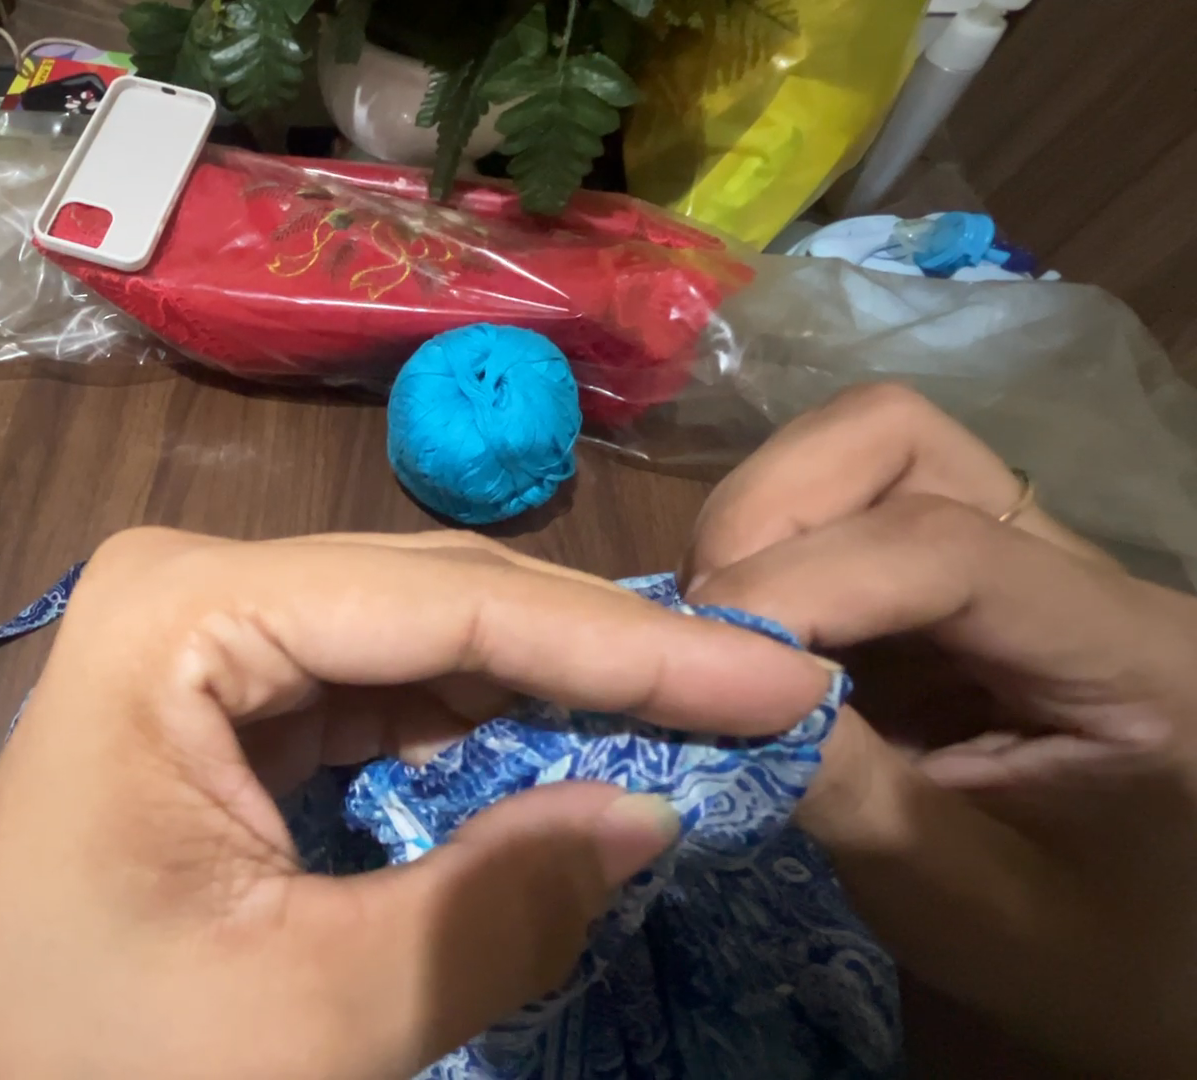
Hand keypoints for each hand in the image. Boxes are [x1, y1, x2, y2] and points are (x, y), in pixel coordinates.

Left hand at [0, 529, 832, 1079]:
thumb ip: (500, 905)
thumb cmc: (89, 1060)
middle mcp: (190, 582)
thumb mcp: (311, 1011)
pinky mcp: (216, 680)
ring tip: (684, 710)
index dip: (618, 642)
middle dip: (589, 648)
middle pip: (423, 596)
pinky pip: (367, 679)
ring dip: (539, 677)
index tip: (778, 673)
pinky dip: (469, 713)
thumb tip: (645, 816)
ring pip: (407, 632)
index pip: (433, 602)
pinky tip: (557, 735)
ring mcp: (200, 625)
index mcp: (181, 610)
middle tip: (753, 685)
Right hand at [682, 383, 1196, 1075]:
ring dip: (747, 523)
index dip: (796, 585)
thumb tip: (707, 695)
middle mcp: (1066, 566)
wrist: (1131, 947)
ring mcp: (993, 554)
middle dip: (761, 515)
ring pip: (842, 451)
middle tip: (708, 619)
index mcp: (1132, 654)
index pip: (942, 548)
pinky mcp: (929, 571)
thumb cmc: (1079, 949)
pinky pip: (817, 504)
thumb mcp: (962, 902)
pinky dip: (747, 547)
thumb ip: (843, 791)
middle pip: (887, 438)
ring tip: (718, 623)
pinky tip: (740, 626)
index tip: (700, 659)